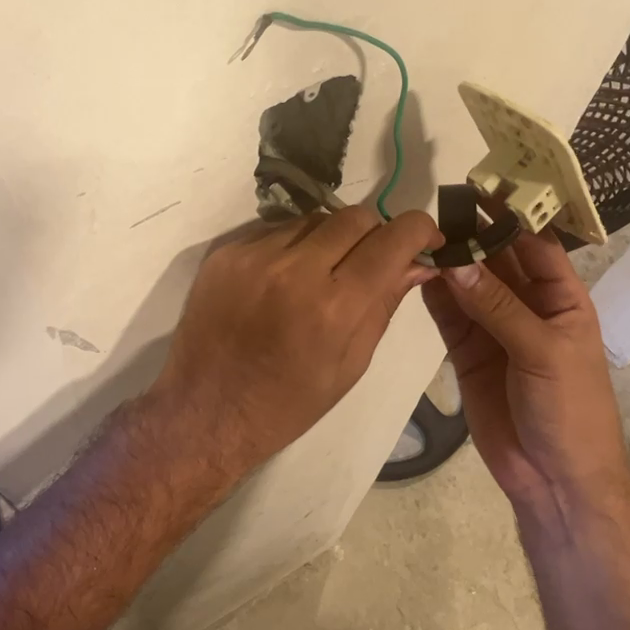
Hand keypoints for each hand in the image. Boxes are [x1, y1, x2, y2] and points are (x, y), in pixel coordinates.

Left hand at [151, 206, 442, 472]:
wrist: (204, 413)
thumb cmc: (286, 404)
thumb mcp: (349, 366)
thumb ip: (384, 306)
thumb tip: (418, 263)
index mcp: (332, 306)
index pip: (392, 239)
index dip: (418, 231)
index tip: (425, 239)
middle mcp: (293, 270)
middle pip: (354, 217)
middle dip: (374, 233)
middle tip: (371, 262)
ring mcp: (253, 256)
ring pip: (313, 219)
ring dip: (330, 239)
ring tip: (321, 276)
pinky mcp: (224, 253)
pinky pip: (274, 231)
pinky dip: (291, 248)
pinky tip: (283, 283)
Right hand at [421, 232, 628, 510]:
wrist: (555, 477)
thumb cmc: (570, 408)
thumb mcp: (543, 351)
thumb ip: (497, 306)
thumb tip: (454, 259)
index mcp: (561, 299)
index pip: (536, 245)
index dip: (510, 215)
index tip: (478, 186)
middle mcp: (527, 306)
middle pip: (497, 260)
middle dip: (472, 233)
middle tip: (435, 205)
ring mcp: (494, 329)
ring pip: (468, 284)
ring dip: (448, 262)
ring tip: (416, 233)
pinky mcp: (467, 353)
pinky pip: (449, 316)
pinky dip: (433, 296)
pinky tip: (412, 273)